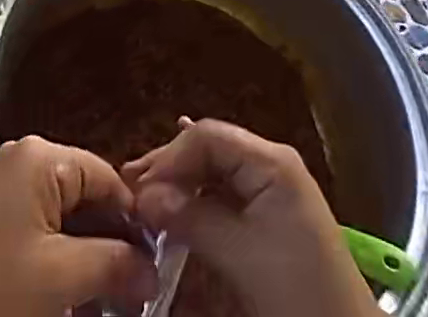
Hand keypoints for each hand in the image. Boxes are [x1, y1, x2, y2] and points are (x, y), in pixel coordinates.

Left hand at [0, 135, 157, 316]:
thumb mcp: (58, 279)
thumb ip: (113, 266)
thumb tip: (153, 272)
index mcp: (43, 158)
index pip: (110, 178)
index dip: (136, 222)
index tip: (157, 268)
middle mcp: (25, 161)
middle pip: (89, 196)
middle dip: (112, 244)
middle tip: (135, 293)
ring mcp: (4, 187)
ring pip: (67, 218)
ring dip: (88, 258)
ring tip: (107, 301)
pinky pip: (41, 230)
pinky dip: (60, 261)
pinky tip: (70, 297)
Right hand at [124, 119, 379, 316]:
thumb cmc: (298, 291)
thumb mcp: (242, 255)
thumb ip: (193, 218)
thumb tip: (143, 195)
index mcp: (271, 161)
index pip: (208, 137)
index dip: (169, 157)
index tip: (138, 188)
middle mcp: (270, 164)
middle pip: (209, 149)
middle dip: (170, 168)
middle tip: (130, 191)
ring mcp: (271, 188)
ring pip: (213, 170)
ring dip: (179, 184)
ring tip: (144, 201)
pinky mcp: (268, 215)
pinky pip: (223, 193)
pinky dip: (196, 199)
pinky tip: (175, 206)